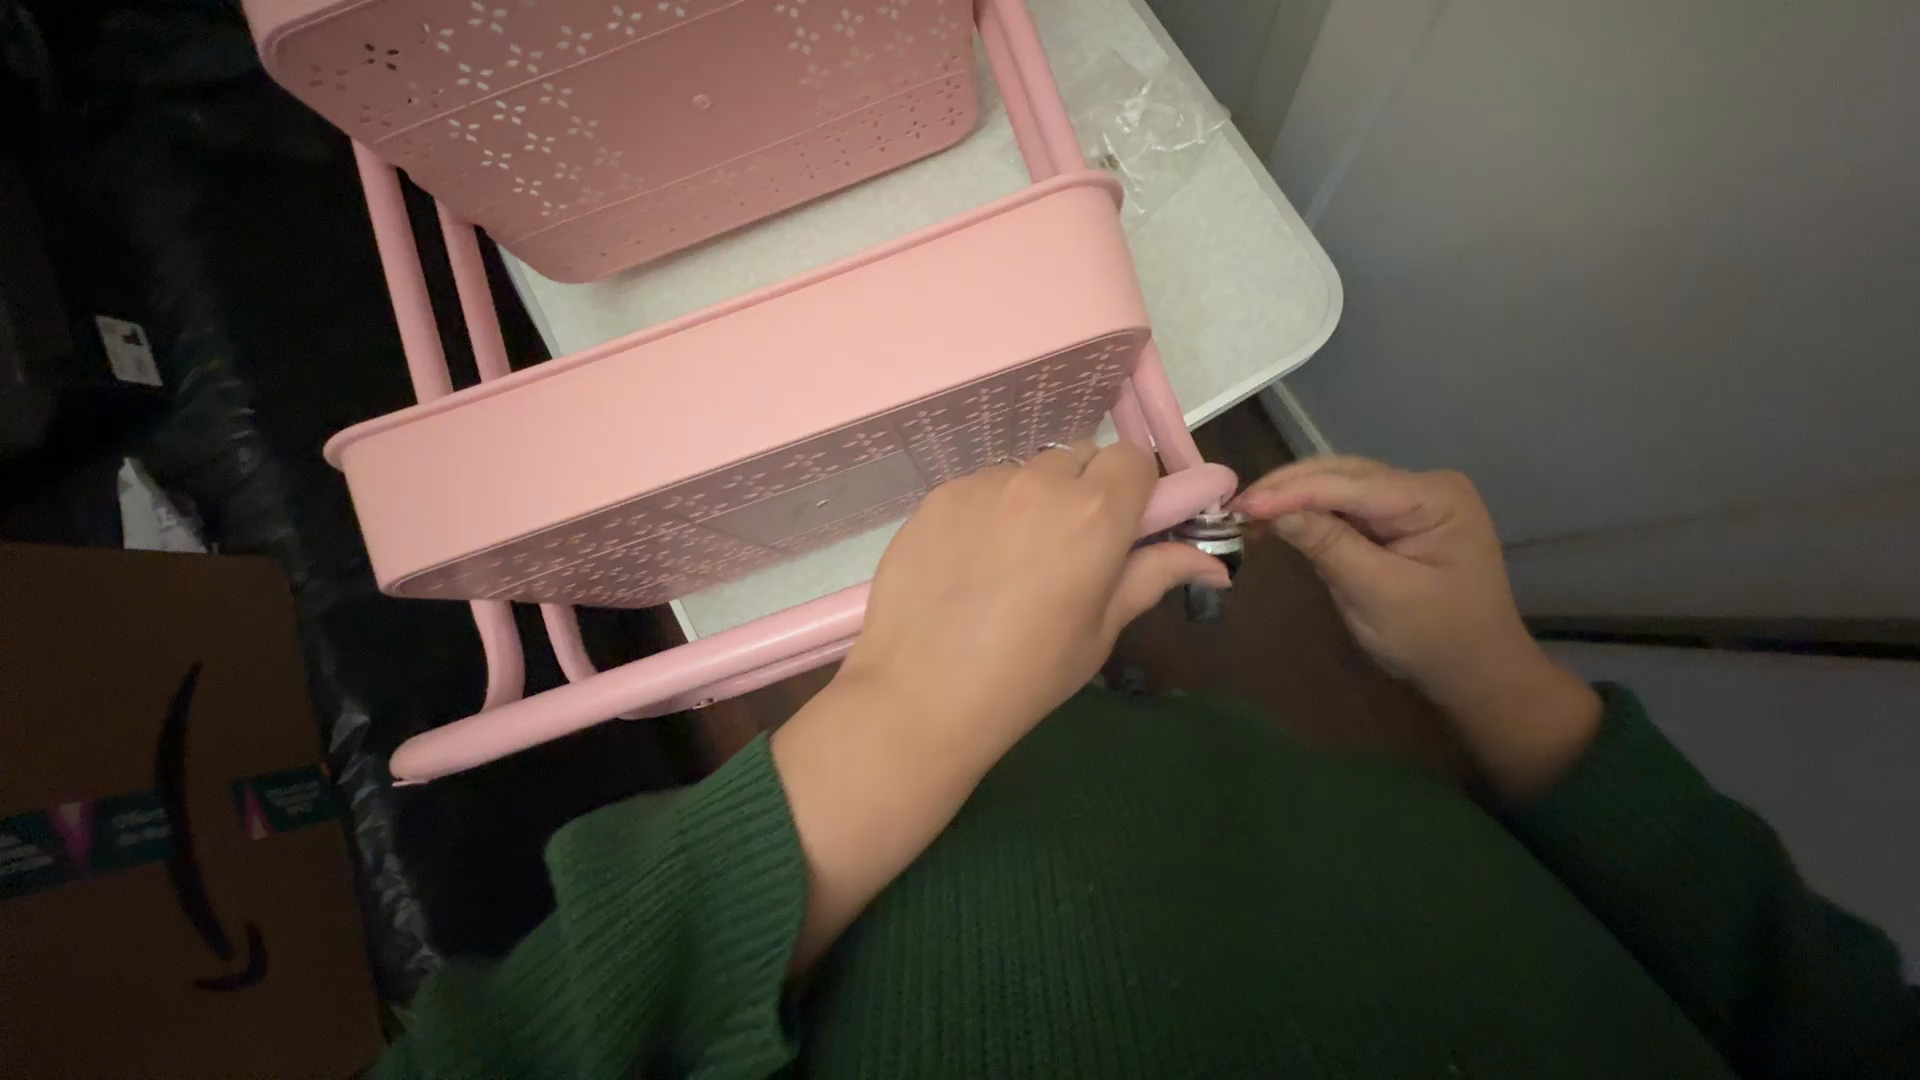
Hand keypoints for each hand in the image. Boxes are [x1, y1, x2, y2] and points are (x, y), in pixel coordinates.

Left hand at [773, 441, 1225, 972]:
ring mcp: (980, 485)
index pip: (1133, 458)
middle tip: (1066, 550)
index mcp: (1095, 512)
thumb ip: (1154, 576)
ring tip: (1008, 564)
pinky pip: (977, 489)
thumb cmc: (1028, 673)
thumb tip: (1213, 564)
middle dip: (1084, 491)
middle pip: (1078, 458)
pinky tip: (966, 565)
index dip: (1133, 489)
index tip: (1122, 526)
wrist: (921, 694)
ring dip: (1031, 501)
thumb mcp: (1101, 630)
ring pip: (1024, 472)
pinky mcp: (935, 497)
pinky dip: (984, 513)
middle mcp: (1039, 482)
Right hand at [1231, 456, 1600, 797]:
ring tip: (1244, 512)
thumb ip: (1327, 545)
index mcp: (1434, 498)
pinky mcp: (1392, 518)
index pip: (1350, 484)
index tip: (1240, 505)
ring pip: (1336, 484)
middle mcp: (1423, 486)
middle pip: (1341, 474)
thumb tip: (1271, 511)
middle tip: (1232, 506)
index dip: (1291, 492)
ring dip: (1290, 496)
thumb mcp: (1377, 593)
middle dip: (1285, 488)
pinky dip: (1305, 511)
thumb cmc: (1434, 637)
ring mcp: (1409, 500)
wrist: (1475, 673)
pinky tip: (1274, 519)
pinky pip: (1342, 505)